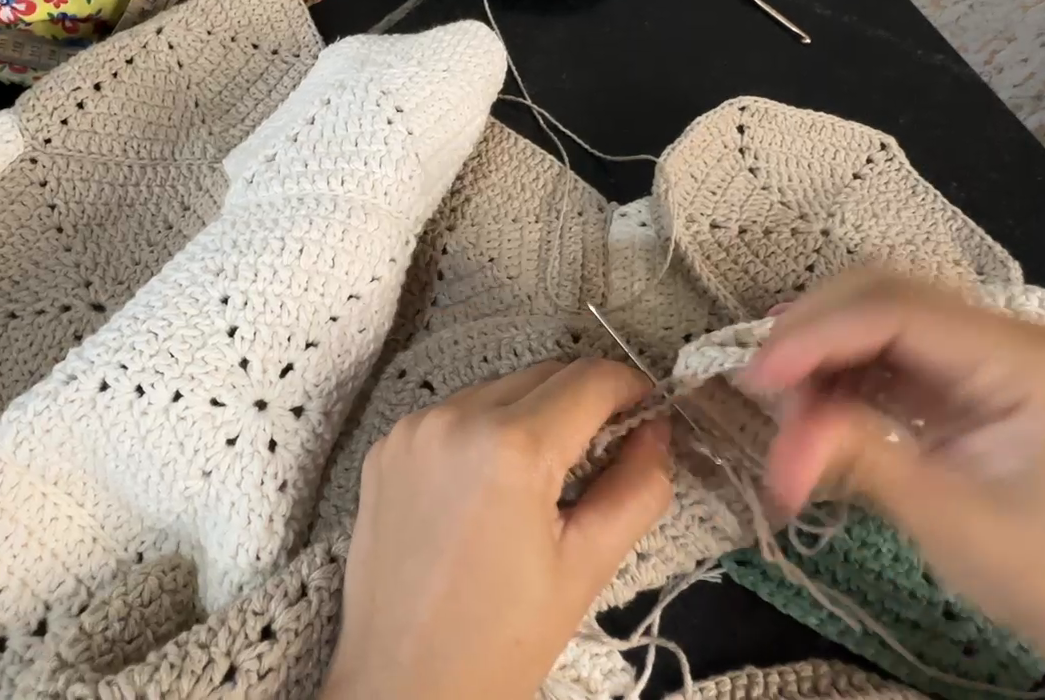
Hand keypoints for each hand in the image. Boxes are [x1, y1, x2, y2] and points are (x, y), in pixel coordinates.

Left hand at [324, 359, 672, 699]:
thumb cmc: (502, 639)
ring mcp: (413, 428)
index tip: (646, 409)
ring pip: (498, 390)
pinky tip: (484, 487)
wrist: (399, 686)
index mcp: (511, 447)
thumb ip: (638, 488)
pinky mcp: (387, 445)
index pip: (589, 379)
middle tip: (600, 452)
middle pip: (543, 375)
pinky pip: (454, 414)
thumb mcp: (587, 568)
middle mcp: (455, 417)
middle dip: (582, 401)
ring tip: (537, 480)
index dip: (629, 387)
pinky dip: (482, 431)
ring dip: (531, 415)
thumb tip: (657, 429)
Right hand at [743, 270, 1044, 699]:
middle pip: (885, 291)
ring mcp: (989, 348)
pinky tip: (812, 394)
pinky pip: (887, 342)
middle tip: (763, 380)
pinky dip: (840, 363)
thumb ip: (856, 454)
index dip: (817, 335)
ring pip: (878, 307)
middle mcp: (1011, 336)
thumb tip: (777, 433)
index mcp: (1028, 364)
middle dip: (813, 328)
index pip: (899, 312)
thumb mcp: (943, 517)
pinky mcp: (966, 369)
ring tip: (784, 394)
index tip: (759, 377)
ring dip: (821, 343)